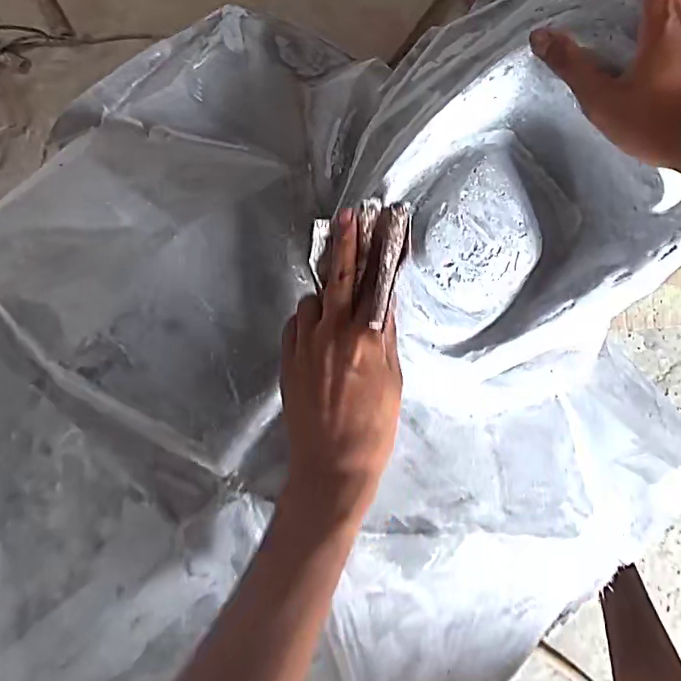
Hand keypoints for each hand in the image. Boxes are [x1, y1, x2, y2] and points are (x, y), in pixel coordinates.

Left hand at [278, 208, 404, 526]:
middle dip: (344, 241)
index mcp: (365, 337)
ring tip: (338, 310)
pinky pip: (297, 323)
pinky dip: (309, 320)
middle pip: (338, 276)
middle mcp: (332, 333)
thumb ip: (386, 336)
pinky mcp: (288, 357)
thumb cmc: (373, 427)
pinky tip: (320, 333)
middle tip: (348, 215)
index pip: (373, 281)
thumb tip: (386, 303)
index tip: (379, 222)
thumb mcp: (392, 378)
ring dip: (326, 296)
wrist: (332, 464)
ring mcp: (305, 343)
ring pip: (313, 300)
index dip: (376, 248)